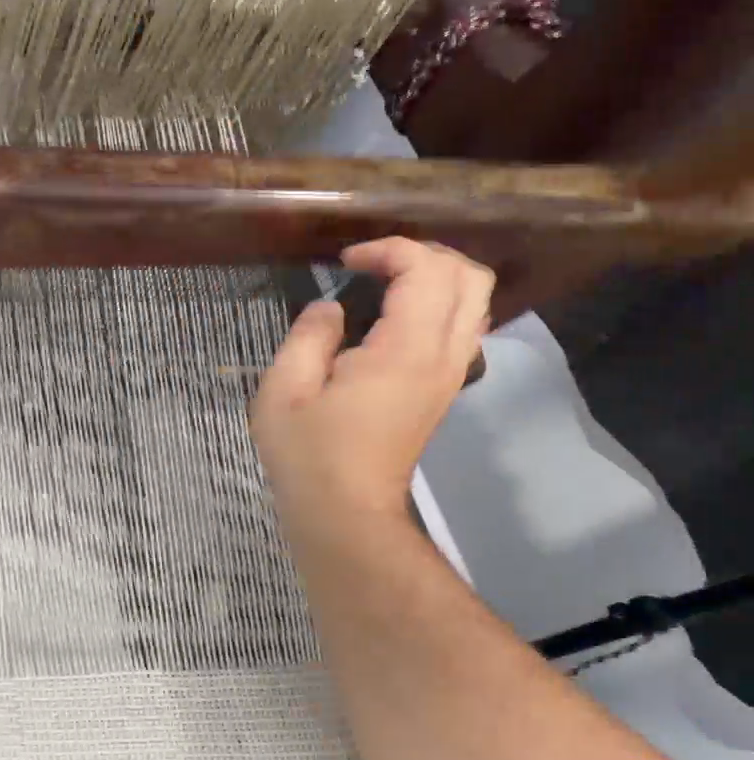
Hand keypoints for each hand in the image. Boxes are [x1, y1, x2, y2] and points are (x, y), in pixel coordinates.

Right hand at [251, 238, 492, 539]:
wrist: (344, 509)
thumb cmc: (308, 453)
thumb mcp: (283, 392)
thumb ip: (307, 338)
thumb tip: (328, 309)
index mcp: (405, 350)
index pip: (426, 271)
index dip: (390, 251)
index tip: (345, 261)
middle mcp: (443, 355)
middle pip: (469, 276)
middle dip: (424, 255)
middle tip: (373, 264)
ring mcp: (450, 374)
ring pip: (476, 300)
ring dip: (438, 278)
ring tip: (386, 283)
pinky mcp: (444, 389)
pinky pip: (463, 326)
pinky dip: (440, 304)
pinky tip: (396, 318)